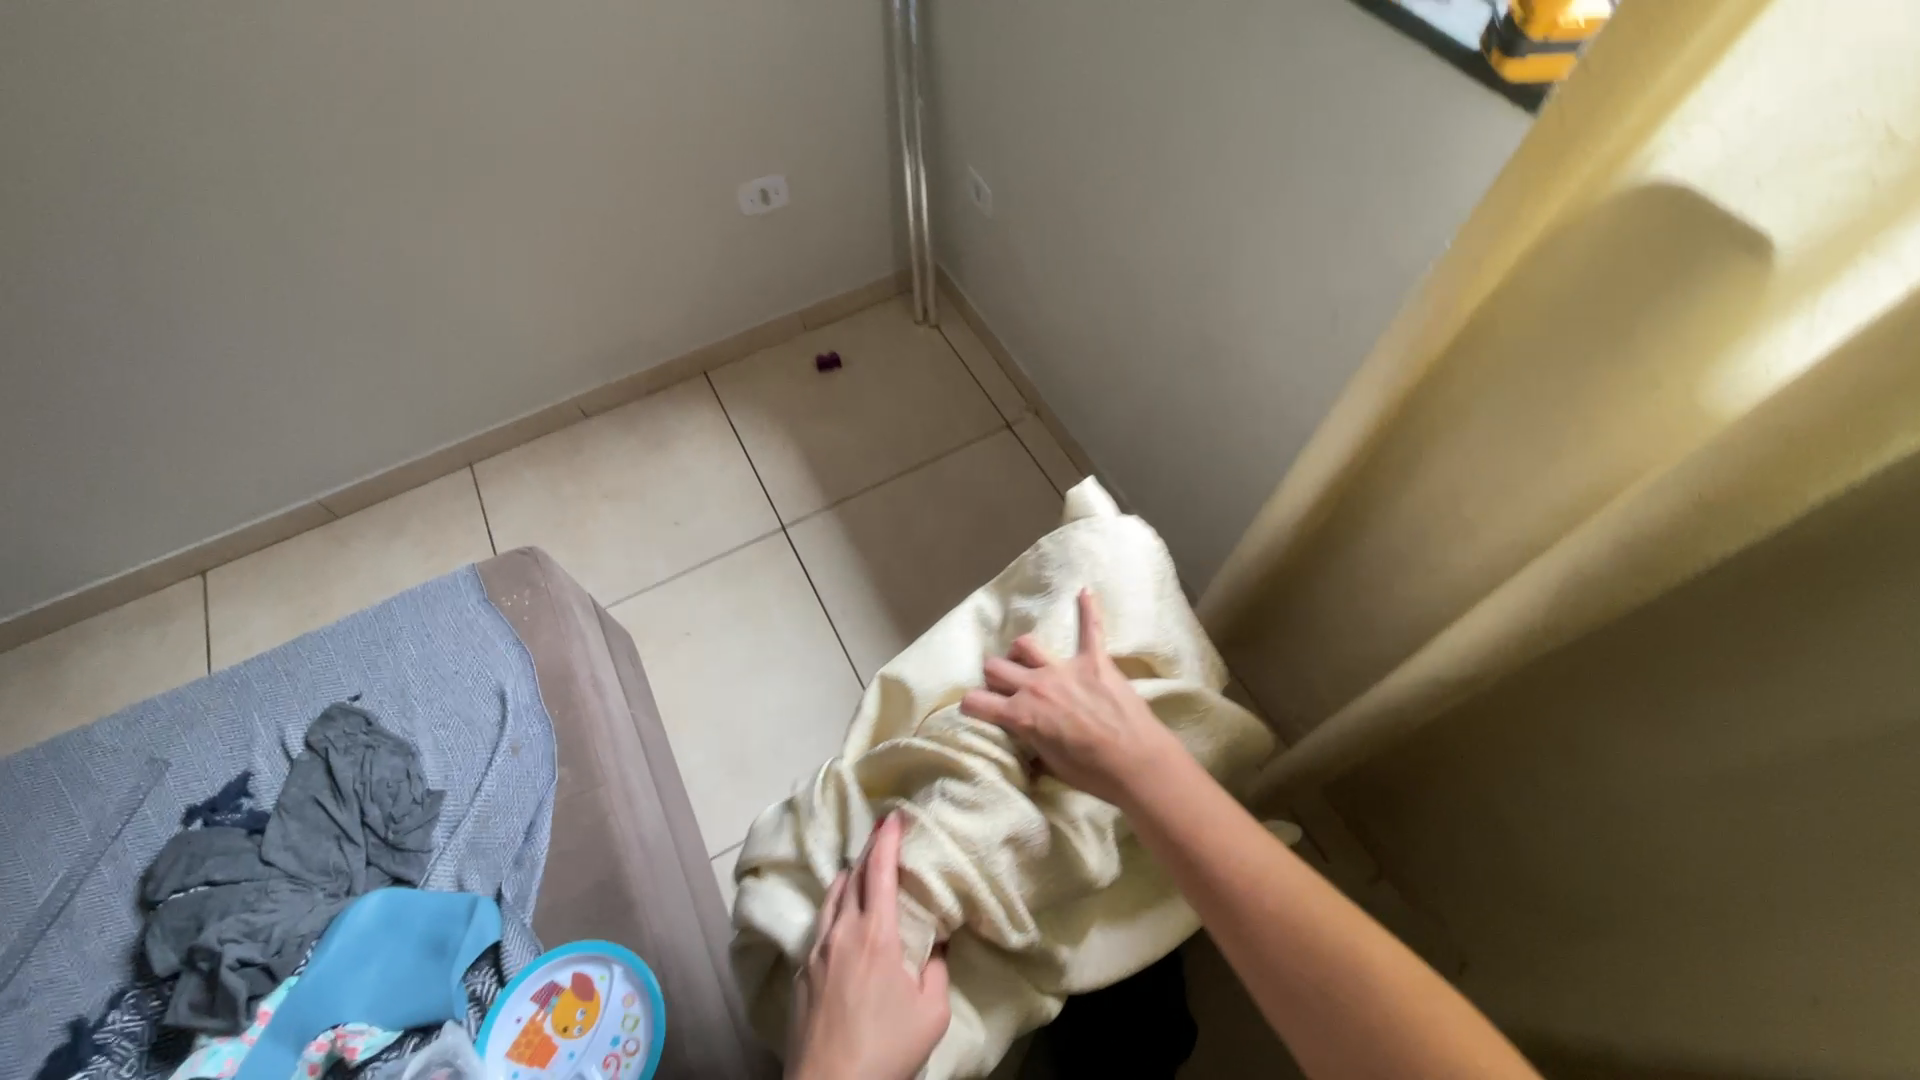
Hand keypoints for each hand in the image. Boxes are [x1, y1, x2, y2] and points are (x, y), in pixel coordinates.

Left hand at [788, 812, 950, 1079]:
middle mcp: (841, 932)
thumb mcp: (931, 1012)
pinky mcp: (799, 972)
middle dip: (870, 850)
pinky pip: (820, 925)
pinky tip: (844, 922)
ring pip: (831, 897)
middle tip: (883, 833)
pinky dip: (836, 909)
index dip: (887, 838)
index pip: (879, 869)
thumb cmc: (886, 1049)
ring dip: (849, 877)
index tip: (894, 816)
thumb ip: (936, 970)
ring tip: (862, 871)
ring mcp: (815, 951)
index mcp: (876, 933)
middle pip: (852, 875)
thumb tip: (936, 947)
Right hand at [960, 589, 1183, 807]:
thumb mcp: (1049, 765)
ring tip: (1028, 661)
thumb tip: (1024, 738)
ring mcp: (1064, 669)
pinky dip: (1089, 610)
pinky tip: (1085, 592)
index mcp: (1021, 715)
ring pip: (1026, 645)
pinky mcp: (1095, 661)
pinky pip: (1091, 628)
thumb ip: (1030, 742)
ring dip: (1021, 653)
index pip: (976, 702)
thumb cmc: (1093, 773)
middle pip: (995, 667)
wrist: (1136, 763)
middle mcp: (1035, 686)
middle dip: (994, 677)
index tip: (976, 709)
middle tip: (1005, 688)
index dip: (972, 706)